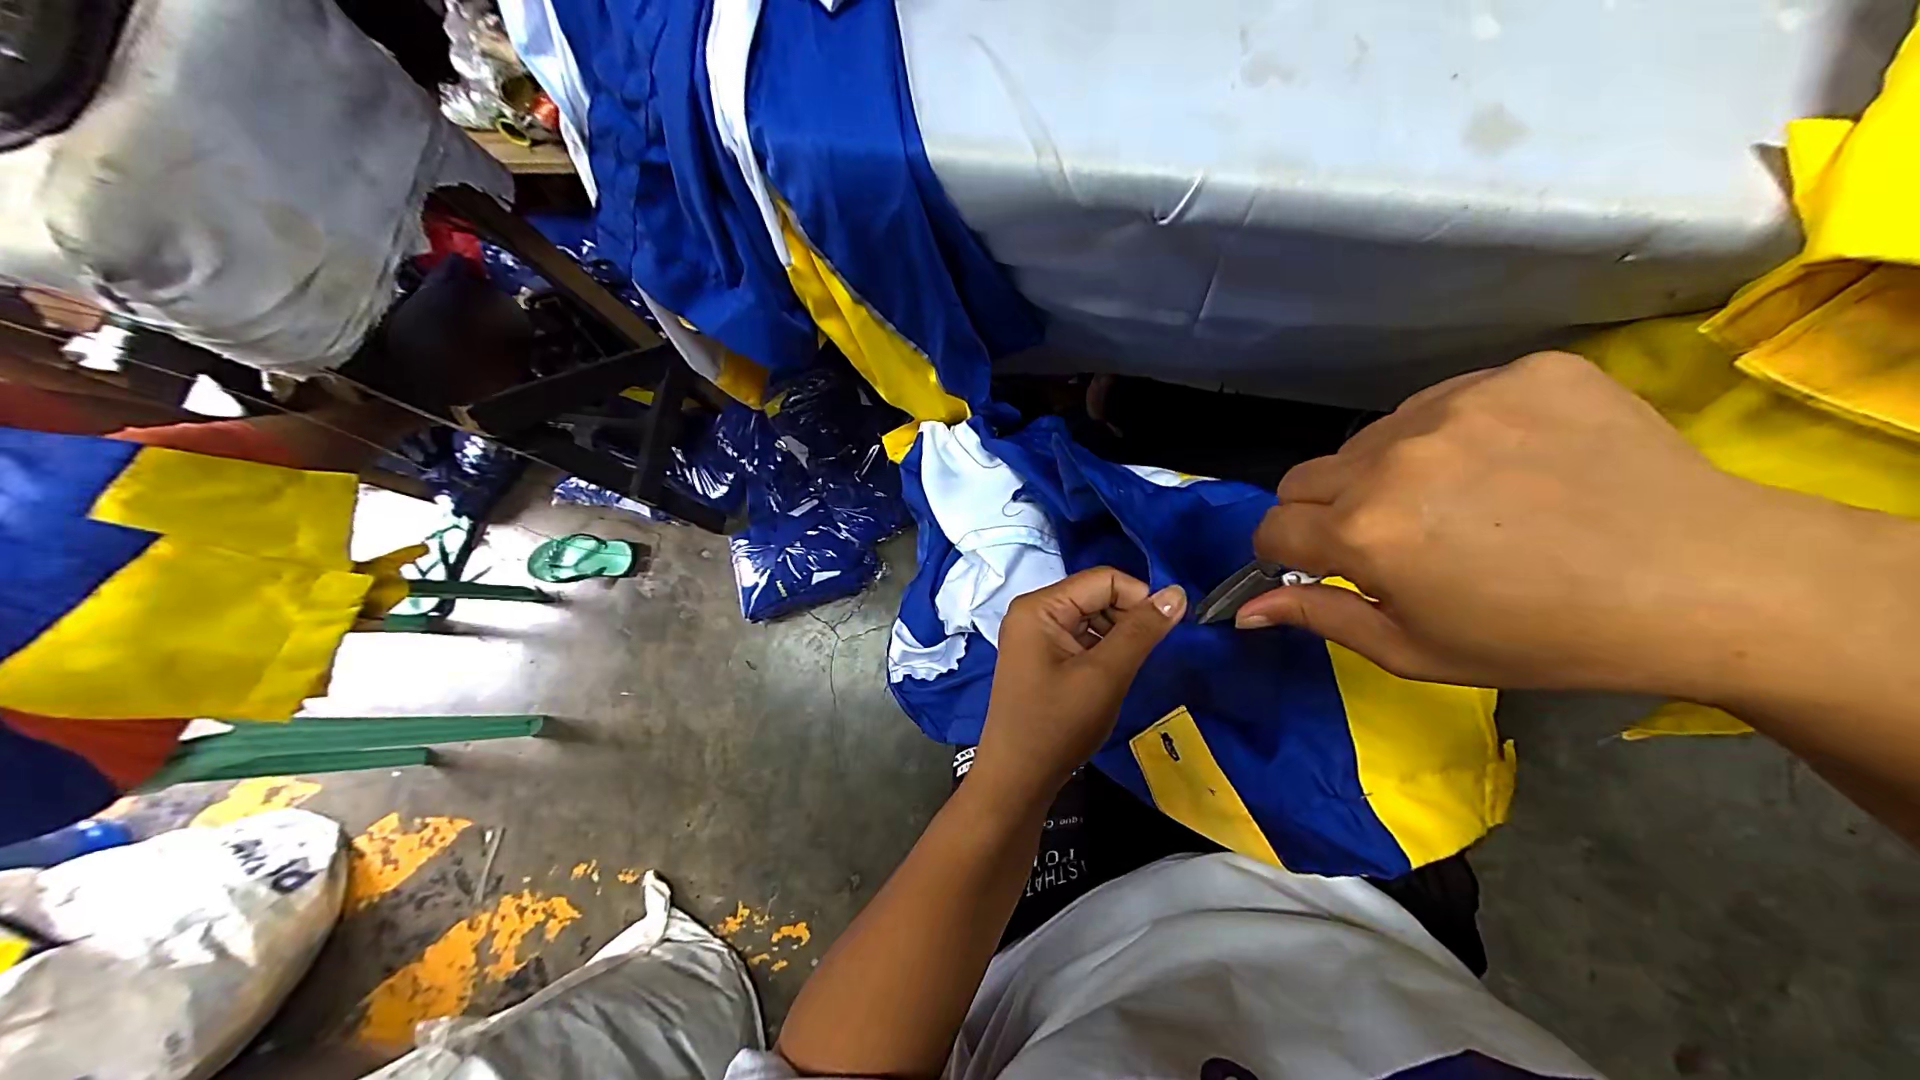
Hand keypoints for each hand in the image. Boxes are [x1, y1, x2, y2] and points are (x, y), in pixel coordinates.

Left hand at [973, 568, 1185, 799]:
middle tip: (1146, 655)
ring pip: (1092, 617)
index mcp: (1039, 606)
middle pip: (1096, 595)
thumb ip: (1142, 631)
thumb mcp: (1105, 675)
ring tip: (1128, 668)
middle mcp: (1033, 611)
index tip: (1167, 630)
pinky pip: (1081, 637)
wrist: (1018, 777)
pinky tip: (1112, 675)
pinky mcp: (1041, 655)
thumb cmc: (1058, 724)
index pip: (1103, 579)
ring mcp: (1035, 634)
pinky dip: (1103, 650)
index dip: (1140, 598)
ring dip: (1118, 636)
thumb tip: (1177, 594)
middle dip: (1129, 618)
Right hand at [1238, 351, 1834, 697]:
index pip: (1273, 526)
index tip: (1319, 565)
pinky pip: (1444, 402)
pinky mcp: (1518, 373)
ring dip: (1387, 470)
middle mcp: (1393, 459)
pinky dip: (1454, 434)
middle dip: (1326, 511)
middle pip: (1307, 477)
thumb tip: (1244, 607)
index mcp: (1365, 532)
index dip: (1286, 552)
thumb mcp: (1418, 651)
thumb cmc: (1546, 637)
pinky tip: (1510, 465)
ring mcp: (1458, 405)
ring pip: (1371, 438)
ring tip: (1460, 500)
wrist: (1714, 583)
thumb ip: (1321, 617)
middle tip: (1390, 539)